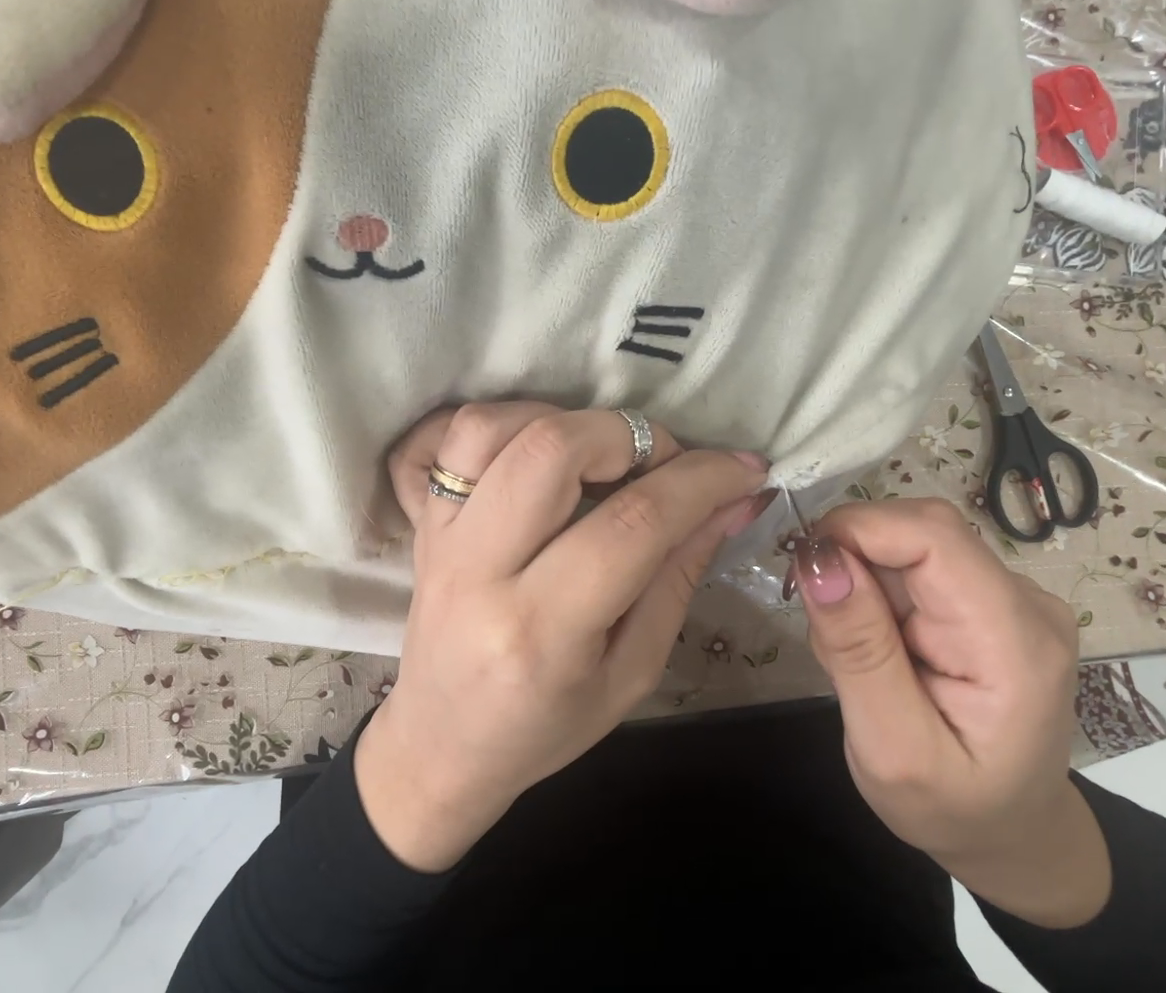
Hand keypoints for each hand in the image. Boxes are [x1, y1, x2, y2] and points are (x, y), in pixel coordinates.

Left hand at [355, 402, 771, 871]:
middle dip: (628, 435)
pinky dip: (503, 422)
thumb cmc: (543, 727)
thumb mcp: (631, 675)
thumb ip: (676, 580)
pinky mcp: (421, 523)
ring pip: (490, 430)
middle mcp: (479, 573)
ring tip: (601, 455)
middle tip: (664, 463)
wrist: (441, 745)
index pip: (632, 524)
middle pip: (551, 451)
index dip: (701, 481)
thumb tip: (732, 501)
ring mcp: (439, 540)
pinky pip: (448, 440)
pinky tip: (540, 449)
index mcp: (541, 631)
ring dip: (561, 420)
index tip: (744, 469)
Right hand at [792, 499, 1111, 928]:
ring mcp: (1008, 598)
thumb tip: (817, 558)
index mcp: (1012, 641)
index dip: (856, 530)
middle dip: (851, 560)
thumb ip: (857, 650)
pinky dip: (872, 597)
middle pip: (919, 531)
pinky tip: (875, 650)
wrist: (1008, 835)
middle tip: (823, 630)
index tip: (801, 570)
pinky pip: (913, 569)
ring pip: (907, 546)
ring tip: (853, 659)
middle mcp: (1023, 602)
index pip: (933, 535)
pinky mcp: (986, 602)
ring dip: (858, 584)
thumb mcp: (890, 747)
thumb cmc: (951, 807)